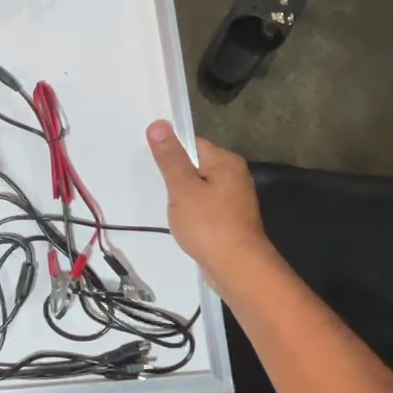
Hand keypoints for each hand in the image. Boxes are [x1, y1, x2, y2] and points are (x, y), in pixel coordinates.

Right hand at [145, 120, 271, 277]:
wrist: (237, 268)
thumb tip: (158, 124)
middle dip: (177, 177)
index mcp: (226, 162)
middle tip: (160, 189)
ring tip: (171, 208)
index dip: (172, 153)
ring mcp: (235, 199)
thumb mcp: (182, 187)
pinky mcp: (232, 219)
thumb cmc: (208, 224)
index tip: (155, 167)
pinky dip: (194, 212)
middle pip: (197, 165)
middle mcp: (235, 176)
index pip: (193, 143)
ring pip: (201, 187)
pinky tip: (185, 224)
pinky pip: (207, 206)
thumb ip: (170, 157)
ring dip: (184, 196)